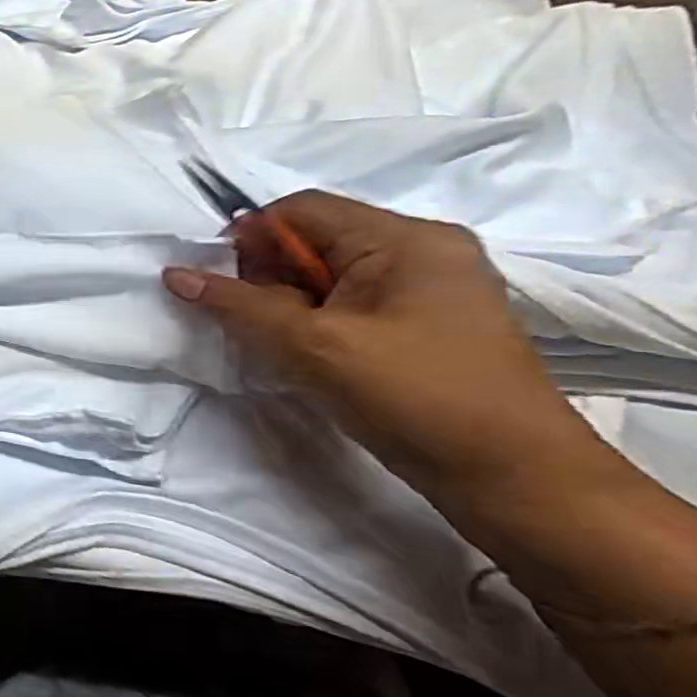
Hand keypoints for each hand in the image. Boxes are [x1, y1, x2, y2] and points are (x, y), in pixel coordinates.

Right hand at [162, 190, 619, 497]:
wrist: (520, 486)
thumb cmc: (418, 400)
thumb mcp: (315, 348)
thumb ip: (240, 306)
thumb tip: (176, 274)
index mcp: (406, 238)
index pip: (301, 209)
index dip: (251, 239)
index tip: (223, 286)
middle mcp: (423, 251)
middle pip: (316, 240)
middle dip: (271, 277)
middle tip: (254, 324)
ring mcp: (430, 290)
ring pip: (331, 277)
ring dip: (292, 305)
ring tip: (282, 348)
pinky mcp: (428, 326)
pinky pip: (353, 305)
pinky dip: (319, 323)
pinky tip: (310, 358)